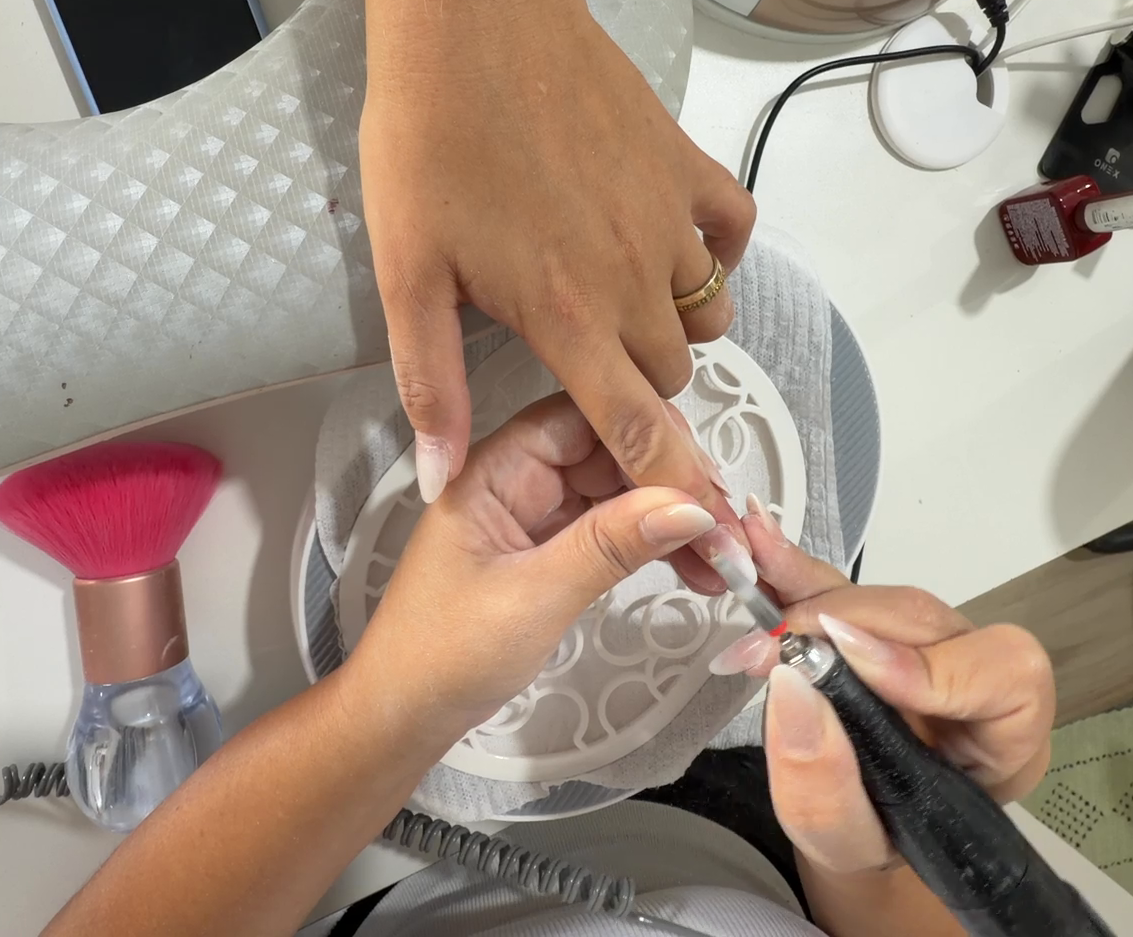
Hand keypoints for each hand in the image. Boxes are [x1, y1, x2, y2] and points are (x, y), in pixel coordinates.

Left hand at [348, 393, 719, 736]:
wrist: (407, 712)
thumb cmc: (444, 653)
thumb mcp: (534, 596)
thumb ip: (610, 546)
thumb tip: (688, 506)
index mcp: (493, 469)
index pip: (579, 420)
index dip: (644, 438)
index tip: (702, 477)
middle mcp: (515, 478)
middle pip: (606, 453)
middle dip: (669, 484)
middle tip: (725, 525)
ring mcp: (533, 512)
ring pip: (614, 492)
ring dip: (668, 518)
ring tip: (721, 556)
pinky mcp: (547, 545)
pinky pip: (608, 527)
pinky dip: (648, 543)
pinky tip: (689, 563)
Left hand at [350, 0, 756, 592]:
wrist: (475, 20)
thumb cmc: (430, 141)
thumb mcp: (408, 276)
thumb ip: (432, 384)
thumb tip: (438, 474)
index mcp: (569, 316)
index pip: (639, 428)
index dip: (668, 481)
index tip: (692, 514)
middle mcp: (636, 278)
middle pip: (671, 376)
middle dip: (641, 394)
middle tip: (595, 371)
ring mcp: (671, 218)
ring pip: (707, 315)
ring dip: (672, 334)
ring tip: (619, 310)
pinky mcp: (686, 164)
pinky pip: (736, 231)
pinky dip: (719, 257)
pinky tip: (672, 248)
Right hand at [708, 501, 1055, 876]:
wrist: (855, 819)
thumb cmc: (867, 837)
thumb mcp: (845, 840)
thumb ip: (823, 786)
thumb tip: (790, 686)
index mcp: (1000, 738)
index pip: (1002, 673)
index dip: (927, 662)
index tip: (847, 656)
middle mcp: (969, 674)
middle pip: (924, 618)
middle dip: (837, 621)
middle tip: (765, 649)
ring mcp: (918, 639)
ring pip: (878, 595)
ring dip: (807, 591)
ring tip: (750, 586)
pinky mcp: (867, 619)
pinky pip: (836, 583)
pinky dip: (791, 569)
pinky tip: (757, 551)